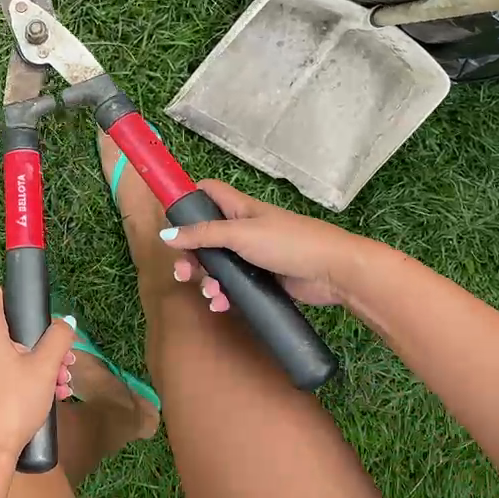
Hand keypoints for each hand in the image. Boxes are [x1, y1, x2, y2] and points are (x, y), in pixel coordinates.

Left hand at [0, 286, 76, 461]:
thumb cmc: (15, 402)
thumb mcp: (45, 368)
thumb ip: (58, 339)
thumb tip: (65, 322)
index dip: (16, 297)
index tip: (39, 315)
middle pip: (11, 329)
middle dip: (42, 343)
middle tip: (66, 362)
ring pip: (11, 353)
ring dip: (40, 364)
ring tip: (63, 384)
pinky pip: (4, 371)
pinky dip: (26, 377)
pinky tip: (51, 396)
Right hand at [157, 179, 375, 310]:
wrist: (333, 272)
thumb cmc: (289, 242)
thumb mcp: (241, 234)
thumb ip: (203, 234)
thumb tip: (165, 235)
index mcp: (239, 209)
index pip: (208, 193)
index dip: (188, 199)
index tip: (170, 217)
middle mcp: (242, 230)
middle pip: (203, 237)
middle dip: (190, 255)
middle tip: (182, 272)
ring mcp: (251, 257)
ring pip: (216, 266)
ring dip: (206, 280)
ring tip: (210, 293)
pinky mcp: (260, 281)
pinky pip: (232, 287)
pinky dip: (223, 295)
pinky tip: (222, 304)